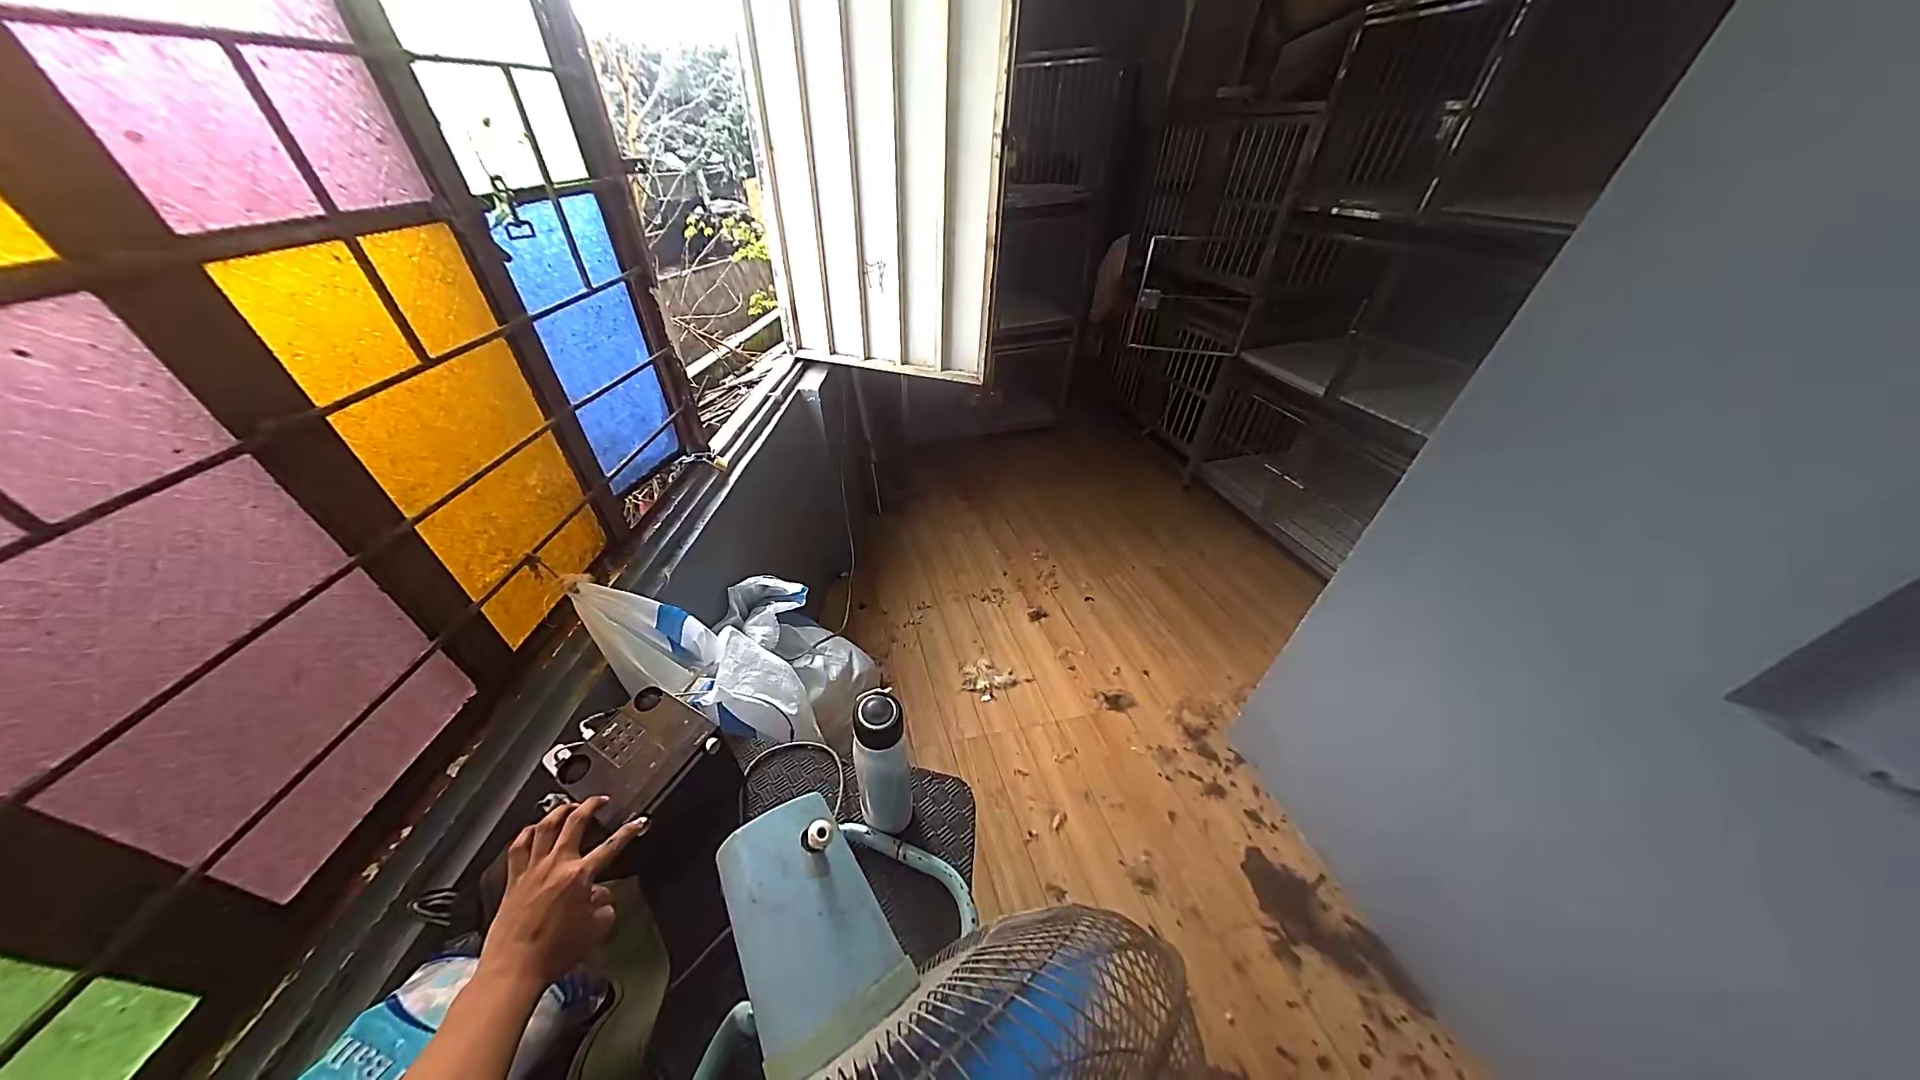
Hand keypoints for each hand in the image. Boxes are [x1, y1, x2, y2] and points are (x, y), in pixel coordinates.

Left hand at [479, 796, 643, 990]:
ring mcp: (531, 870)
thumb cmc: (555, 951)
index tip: (639, 822)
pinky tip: (532, 829)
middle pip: (574, 822)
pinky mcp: (512, 881)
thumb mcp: (595, 929)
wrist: (513, 970)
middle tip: (600, 800)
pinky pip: (517, 848)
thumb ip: (605, 905)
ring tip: (568, 805)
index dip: (629, 831)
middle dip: (591, 805)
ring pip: (544, 828)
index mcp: (580, 876)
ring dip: (558, 811)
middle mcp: (556, 865)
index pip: (612, 845)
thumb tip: (599, 894)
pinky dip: (526, 833)